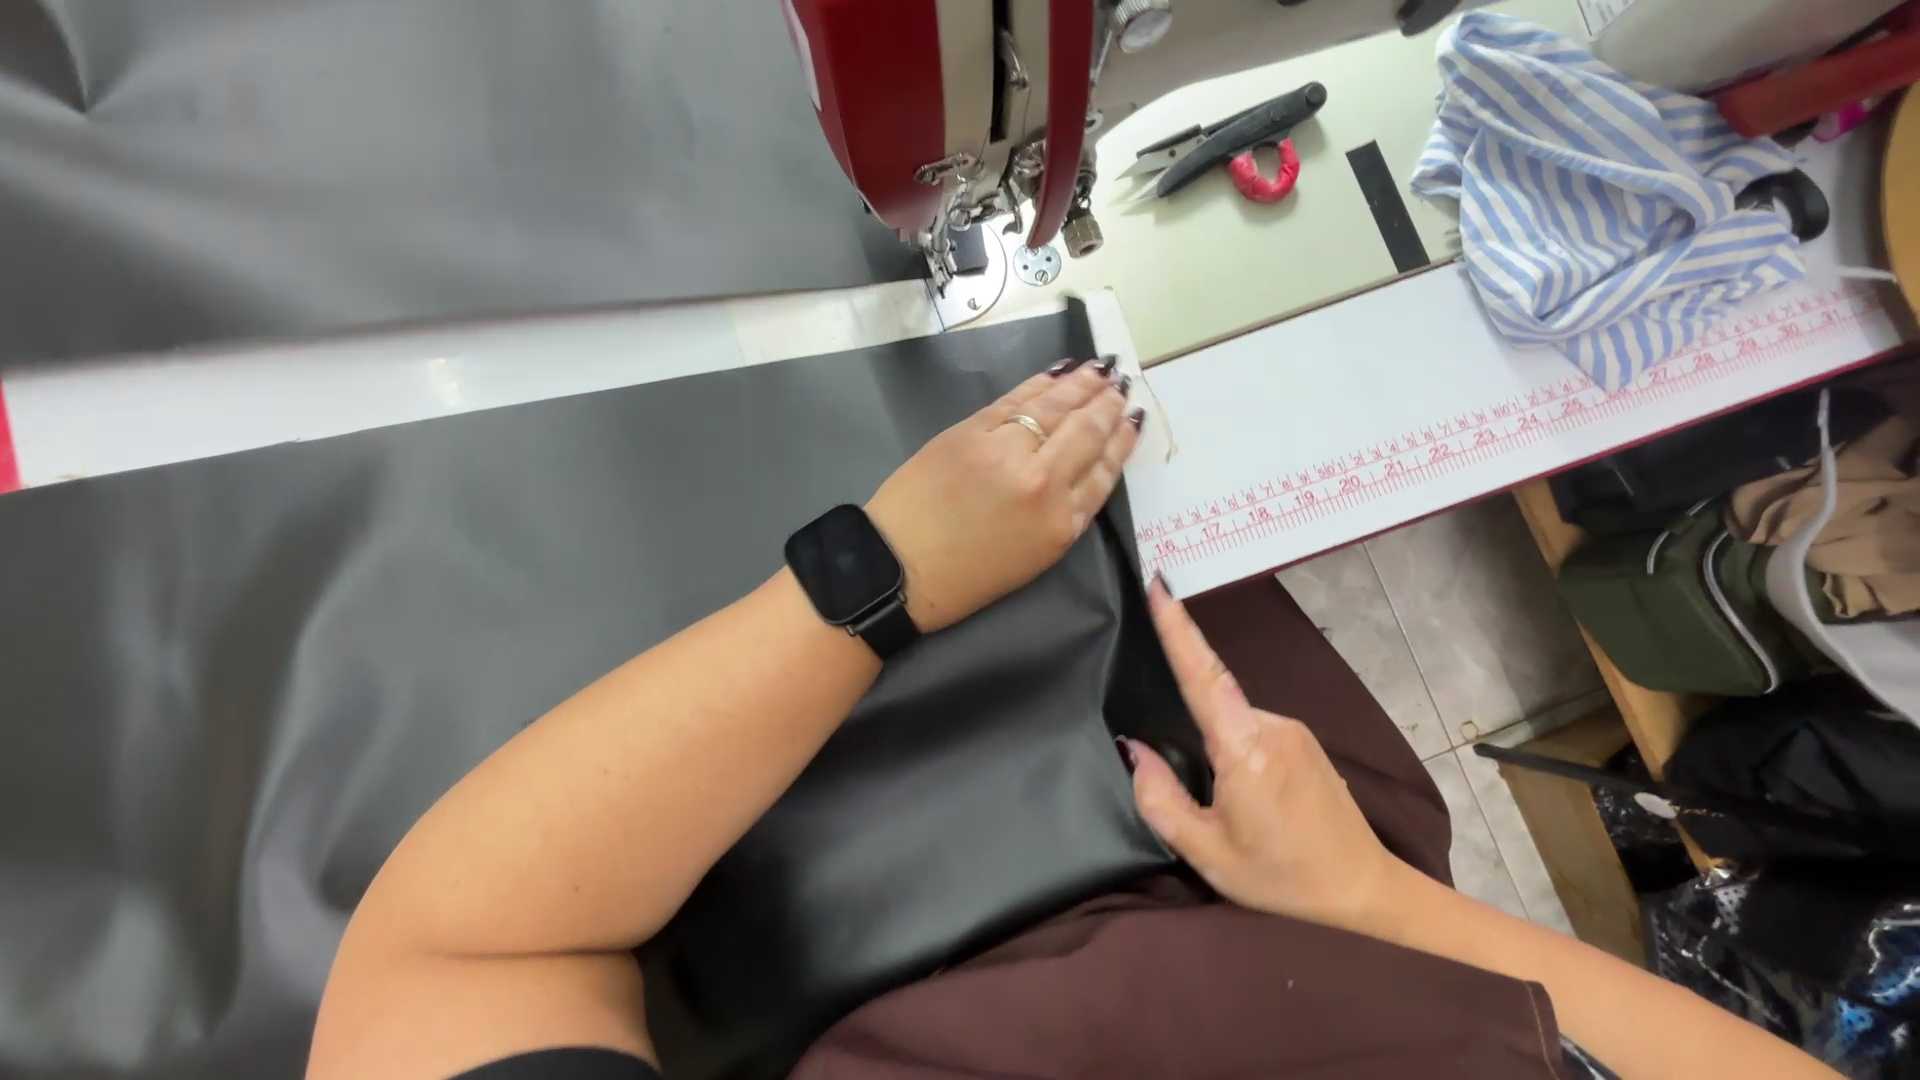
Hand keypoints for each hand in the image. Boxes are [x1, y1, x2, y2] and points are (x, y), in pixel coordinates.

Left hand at [866, 357, 1142, 632]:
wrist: (899, 568)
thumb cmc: (965, 578)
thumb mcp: (1033, 559)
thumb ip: (1064, 517)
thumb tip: (1082, 475)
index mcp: (1061, 524)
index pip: (1104, 472)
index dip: (1122, 442)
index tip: (1134, 419)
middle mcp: (1042, 482)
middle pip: (1086, 433)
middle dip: (1107, 406)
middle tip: (1121, 384)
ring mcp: (1006, 452)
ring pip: (1055, 409)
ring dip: (1081, 385)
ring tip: (1100, 369)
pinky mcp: (972, 431)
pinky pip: (1016, 399)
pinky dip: (1041, 383)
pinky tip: (1059, 373)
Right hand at [1125, 578, 1416, 935]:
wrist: (1366, 895)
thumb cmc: (1283, 879)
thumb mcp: (1207, 851)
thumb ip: (1159, 796)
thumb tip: (1132, 748)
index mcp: (1244, 748)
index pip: (1202, 674)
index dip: (1177, 628)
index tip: (1158, 586)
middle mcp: (1272, 725)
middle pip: (1211, 697)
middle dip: (1186, 722)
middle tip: (1190, 783)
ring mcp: (1294, 729)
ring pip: (1231, 716)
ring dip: (1214, 743)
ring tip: (1224, 804)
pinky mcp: (1305, 740)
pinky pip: (1251, 726)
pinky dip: (1234, 747)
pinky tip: (1245, 795)